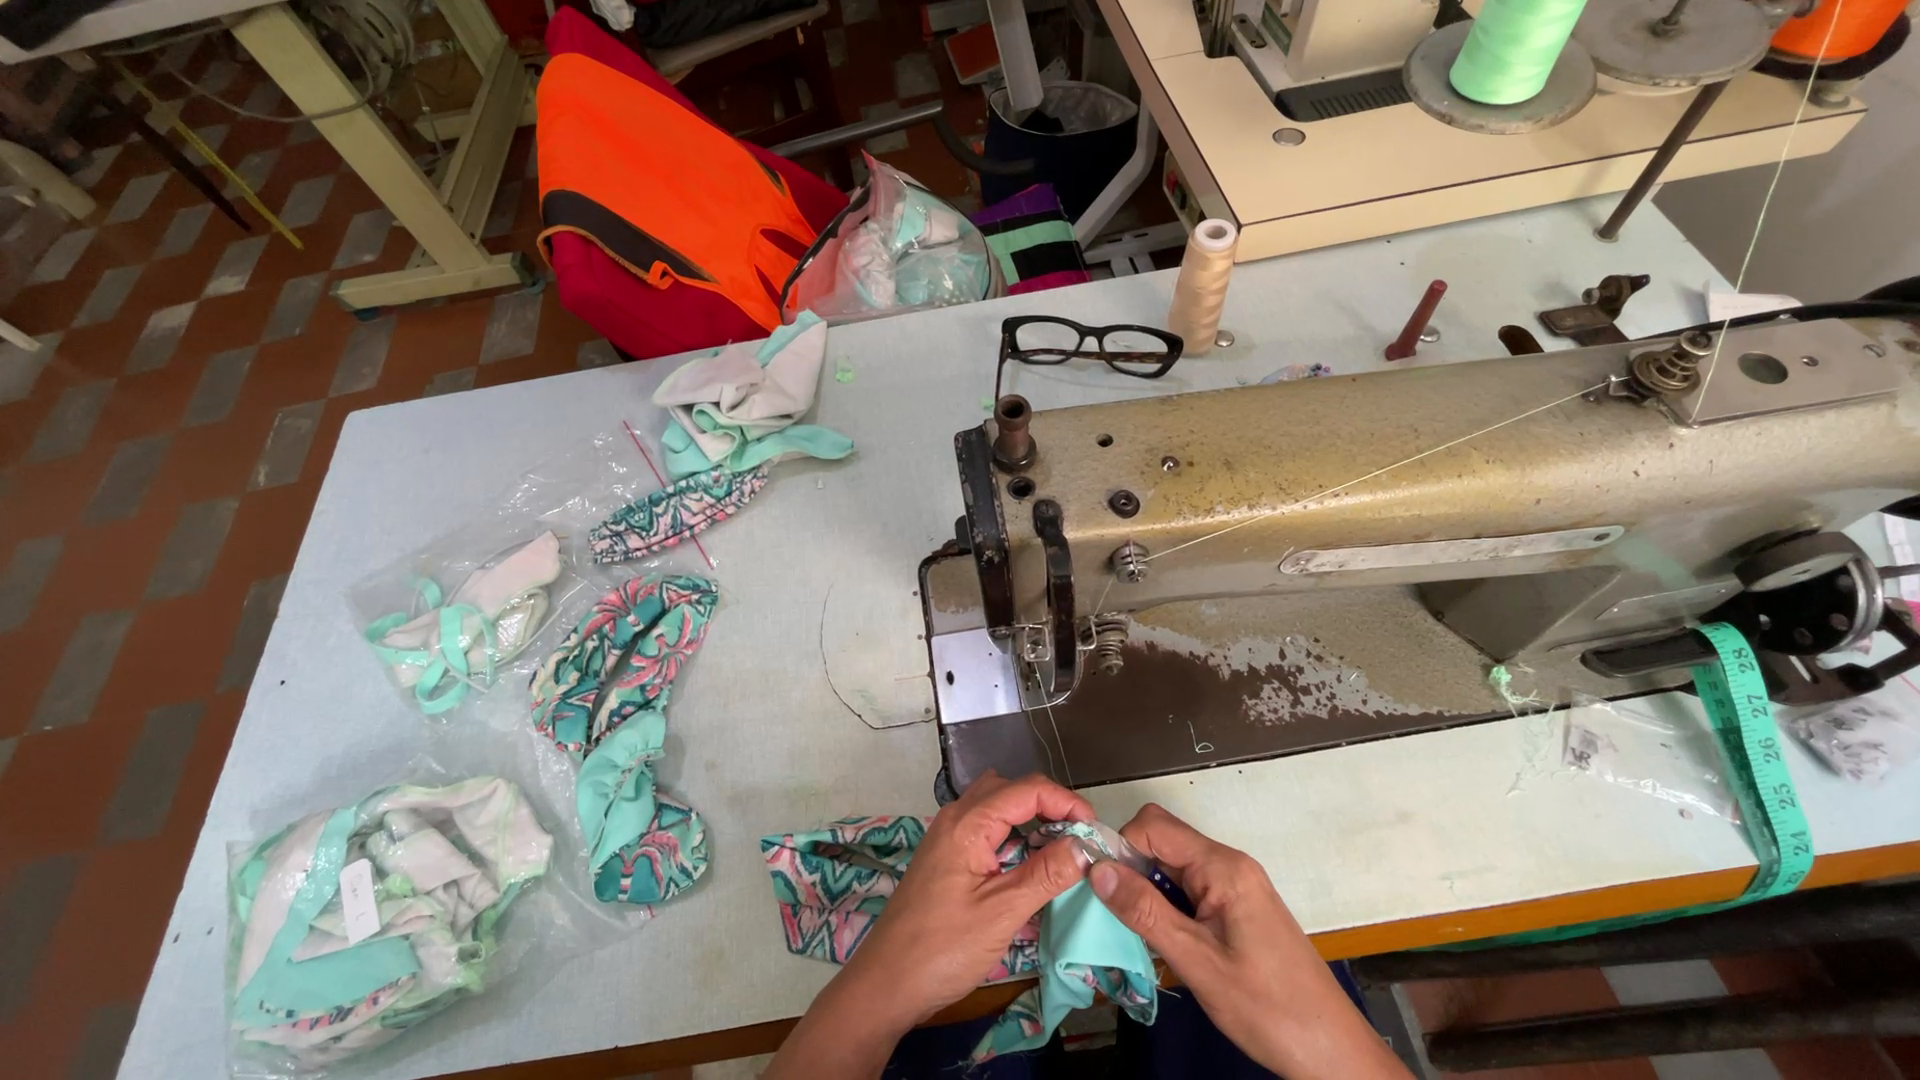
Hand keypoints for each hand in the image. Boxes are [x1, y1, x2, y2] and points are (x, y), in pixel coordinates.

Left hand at [845, 770, 1094, 1024]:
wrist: (887, 984)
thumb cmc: (943, 948)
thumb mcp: (1002, 912)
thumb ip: (1046, 874)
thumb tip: (1086, 847)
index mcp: (968, 822)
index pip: (1028, 789)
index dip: (1066, 802)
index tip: (1095, 831)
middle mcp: (956, 818)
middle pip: (1012, 790)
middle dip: (1051, 807)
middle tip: (1080, 840)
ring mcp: (949, 837)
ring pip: (999, 808)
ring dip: (1032, 820)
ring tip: (1061, 852)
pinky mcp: (948, 858)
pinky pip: (988, 831)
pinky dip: (1015, 838)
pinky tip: (1031, 868)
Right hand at [1090, 804, 1410, 1079]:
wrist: (1331, 1051)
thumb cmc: (1266, 1007)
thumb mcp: (1197, 962)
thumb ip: (1146, 912)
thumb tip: (1097, 869)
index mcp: (1222, 868)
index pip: (1153, 826)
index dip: (1120, 848)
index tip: (1099, 886)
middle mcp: (1229, 865)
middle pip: (1162, 840)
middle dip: (1130, 867)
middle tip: (1114, 912)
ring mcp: (1236, 885)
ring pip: (1173, 864)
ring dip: (1147, 888)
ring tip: (1136, 930)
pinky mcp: (1238, 906)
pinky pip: (1189, 886)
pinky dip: (1167, 903)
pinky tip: (1163, 938)